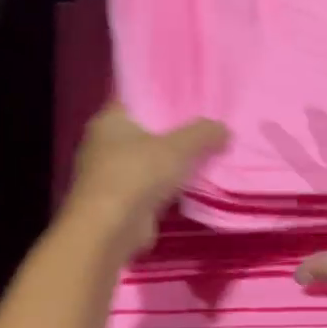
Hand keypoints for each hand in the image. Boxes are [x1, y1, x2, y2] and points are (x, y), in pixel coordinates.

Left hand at [58, 103, 228, 262]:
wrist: (108, 232)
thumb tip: (224, 129)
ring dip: (171, 162)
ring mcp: (109, 175)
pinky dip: (168, 186)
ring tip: (207, 152)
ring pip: (148, 160)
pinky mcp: (119, 203)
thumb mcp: (179, 147)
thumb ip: (203, 133)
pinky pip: (150, 186)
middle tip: (206, 123)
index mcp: (109, 120)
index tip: (191, 95)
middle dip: (173, 130)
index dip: (163, 95)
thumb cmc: (136, 175)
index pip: (137, 98)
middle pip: (145, 130)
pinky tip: (193, 183)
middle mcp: (103, 144)